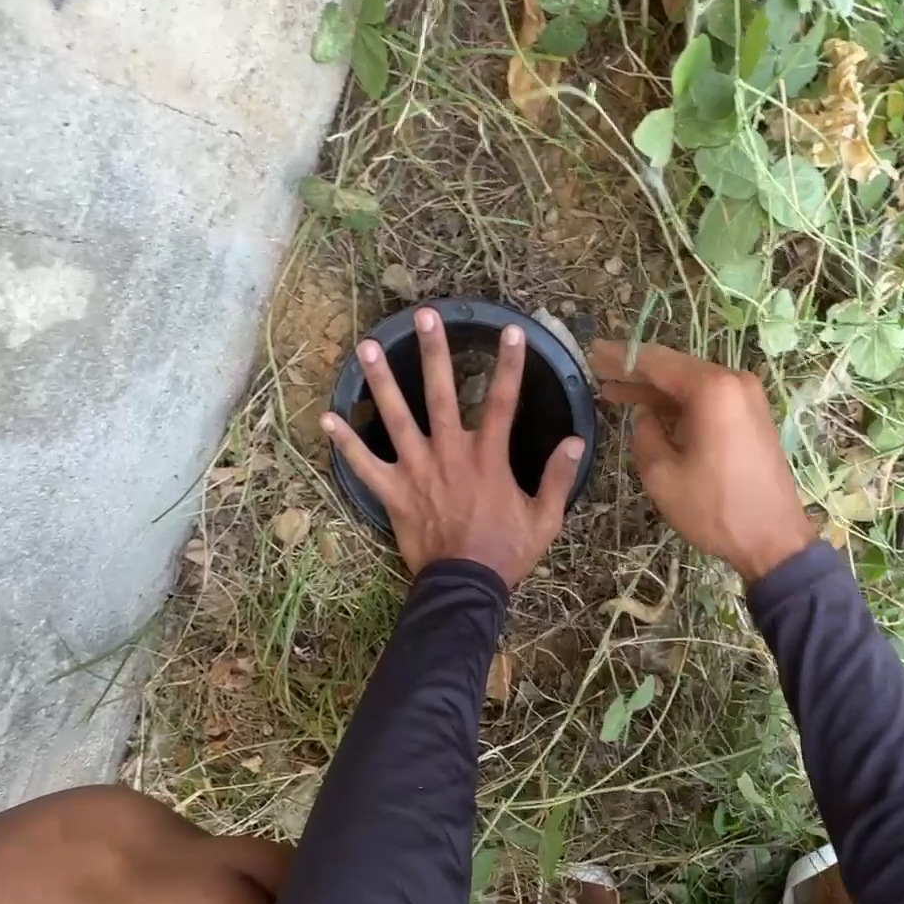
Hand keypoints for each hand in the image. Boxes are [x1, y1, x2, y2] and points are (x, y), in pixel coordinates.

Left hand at [324, 308, 584, 586]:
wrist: (464, 587)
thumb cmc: (506, 552)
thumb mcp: (545, 519)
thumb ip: (559, 478)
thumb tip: (575, 441)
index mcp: (488, 458)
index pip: (501, 402)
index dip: (508, 366)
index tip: (510, 332)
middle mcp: (449, 454)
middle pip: (440, 395)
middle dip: (434, 353)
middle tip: (424, 316)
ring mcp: (416, 471)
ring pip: (396, 419)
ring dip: (382, 382)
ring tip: (366, 346)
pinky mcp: (392, 493)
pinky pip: (364, 465)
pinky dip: (346, 443)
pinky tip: (328, 418)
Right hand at [592, 340, 812, 582]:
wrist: (773, 540)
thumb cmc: (714, 508)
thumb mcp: (662, 475)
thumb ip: (645, 434)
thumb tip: (644, 414)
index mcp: (712, 390)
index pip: (656, 362)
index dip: (620, 358)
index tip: (592, 355)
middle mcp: (734, 382)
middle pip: (675, 368)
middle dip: (635, 372)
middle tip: (597, 371)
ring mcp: (747, 398)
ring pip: (690, 384)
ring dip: (654, 389)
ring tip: (614, 392)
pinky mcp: (751, 417)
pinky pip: (707, 399)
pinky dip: (678, 403)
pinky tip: (651, 409)